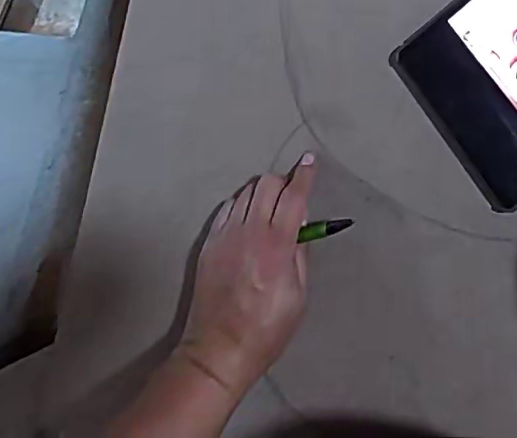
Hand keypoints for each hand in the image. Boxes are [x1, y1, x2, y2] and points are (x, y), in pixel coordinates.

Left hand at [176, 152, 318, 396]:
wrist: (215, 356)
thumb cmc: (266, 330)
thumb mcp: (300, 294)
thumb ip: (301, 252)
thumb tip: (301, 224)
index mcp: (277, 246)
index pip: (294, 196)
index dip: (304, 174)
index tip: (309, 160)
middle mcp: (250, 234)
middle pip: (266, 184)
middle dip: (283, 182)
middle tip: (290, 197)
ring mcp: (225, 238)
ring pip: (245, 192)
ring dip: (262, 193)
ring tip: (269, 210)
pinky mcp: (208, 247)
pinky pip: (226, 209)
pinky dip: (241, 206)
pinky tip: (247, 221)